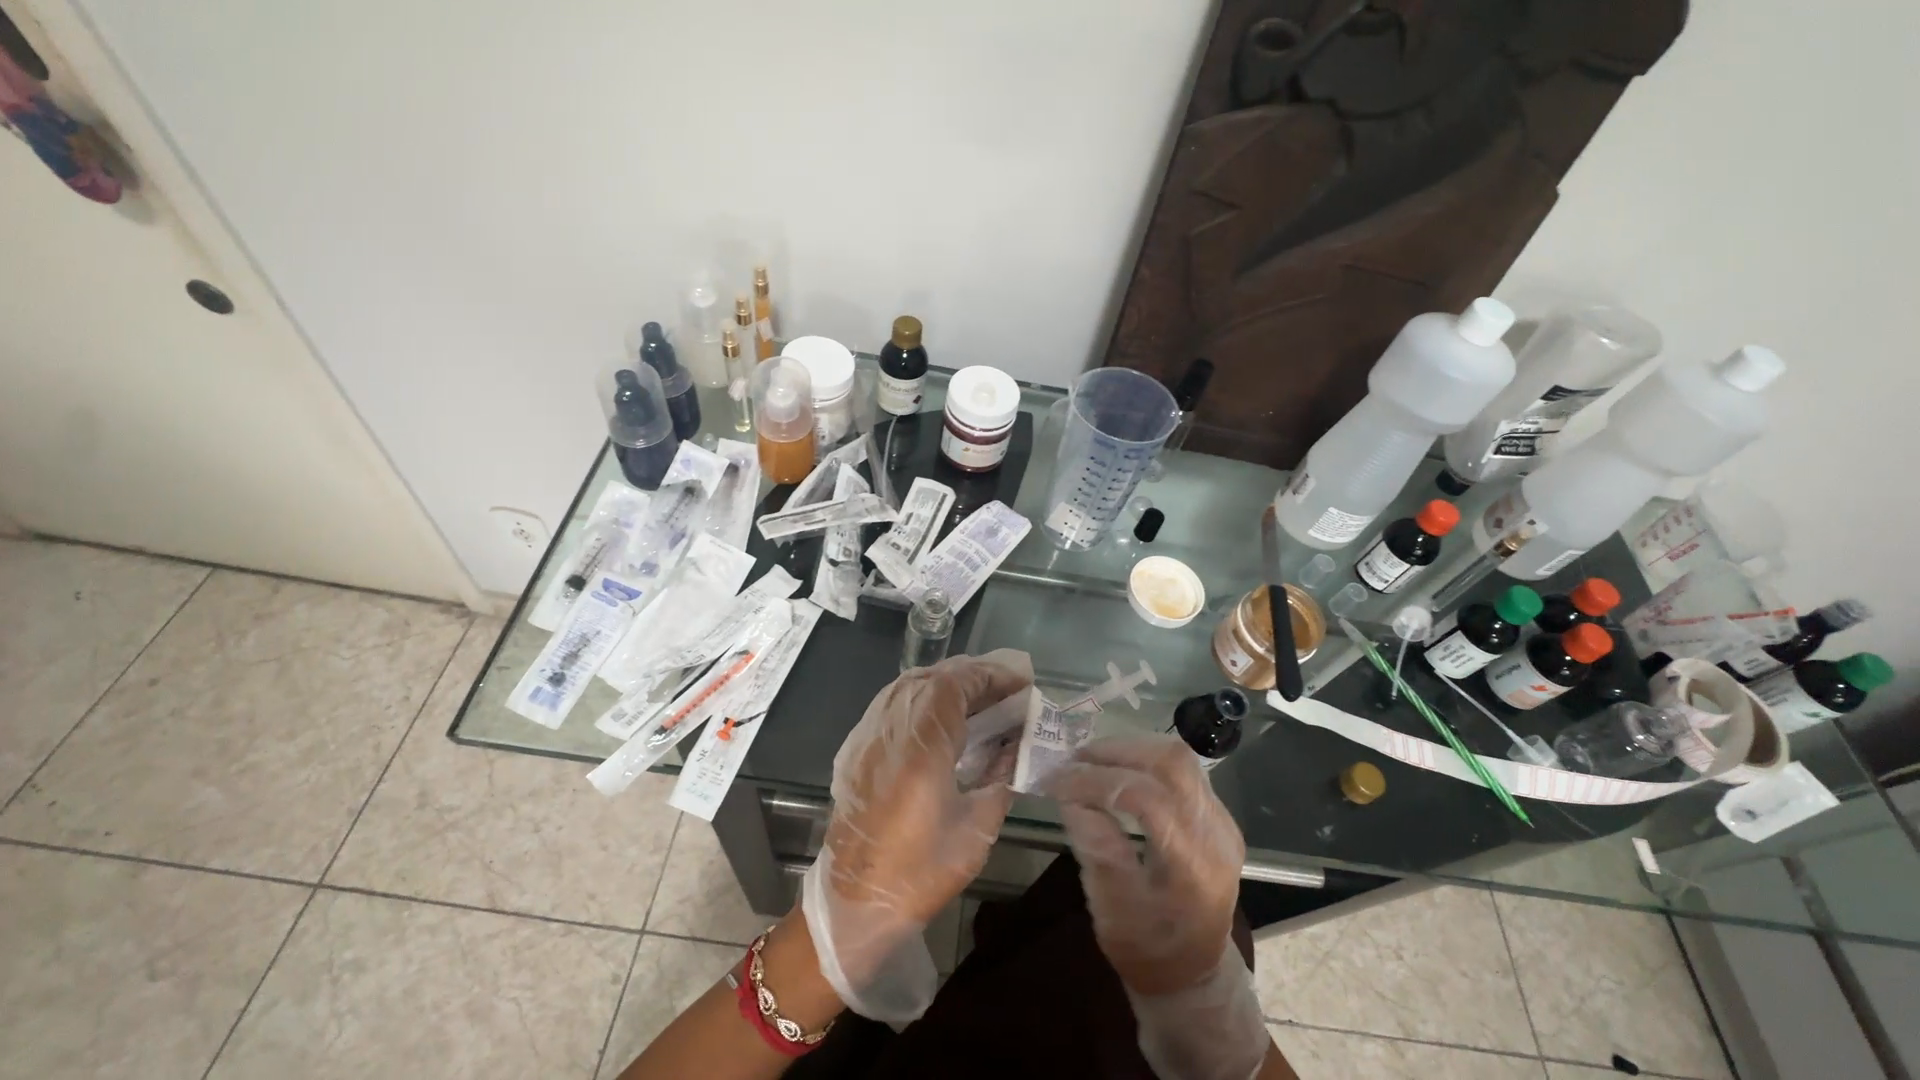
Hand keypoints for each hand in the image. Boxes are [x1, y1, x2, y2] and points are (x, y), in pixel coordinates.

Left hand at [801, 649, 1031, 1021]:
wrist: (852, 904)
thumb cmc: (919, 872)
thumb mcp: (977, 829)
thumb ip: (1000, 778)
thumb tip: (1017, 746)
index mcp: (920, 745)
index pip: (955, 684)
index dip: (989, 675)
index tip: (1021, 680)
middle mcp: (888, 728)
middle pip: (930, 678)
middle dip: (971, 676)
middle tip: (1006, 688)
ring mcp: (866, 736)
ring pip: (906, 686)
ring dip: (945, 684)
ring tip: (979, 698)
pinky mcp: (854, 750)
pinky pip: (890, 705)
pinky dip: (920, 699)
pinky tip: (941, 719)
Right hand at [1042, 736, 1268, 1079]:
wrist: (1190, 973)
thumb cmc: (1145, 947)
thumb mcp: (1109, 908)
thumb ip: (1094, 846)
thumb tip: (1069, 794)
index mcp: (1192, 865)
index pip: (1147, 798)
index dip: (1097, 782)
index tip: (1056, 782)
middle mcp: (1217, 835)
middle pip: (1173, 763)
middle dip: (1117, 752)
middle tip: (1075, 759)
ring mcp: (1223, 823)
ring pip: (1181, 760)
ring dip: (1132, 751)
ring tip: (1092, 761)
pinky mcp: (1218, 818)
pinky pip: (1184, 772)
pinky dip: (1145, 763)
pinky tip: (1117, 773)